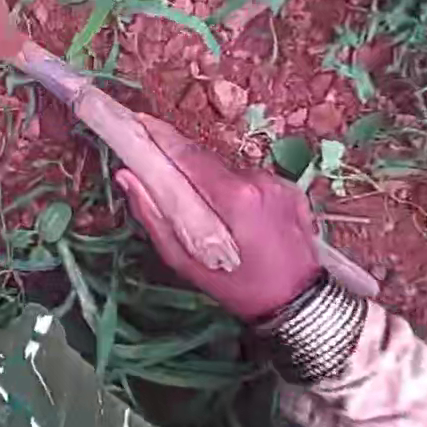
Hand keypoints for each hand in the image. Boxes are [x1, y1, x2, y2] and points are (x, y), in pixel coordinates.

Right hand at [115, 115, 326, 320]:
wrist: (300, 304)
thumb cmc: (235, 286)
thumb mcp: (183, 260)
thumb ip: (153, 215)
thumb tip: (127, 176)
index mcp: (232, 197)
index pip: (187, 155)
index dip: (160, 137)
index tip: (138, 122)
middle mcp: (257, 180)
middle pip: (205, 161)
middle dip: (180, 164)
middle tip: (158, 171)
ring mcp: (277, 182)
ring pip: (226, 171)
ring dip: (207, 182)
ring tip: (203, 211)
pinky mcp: (289, 188)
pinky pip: (247, 181)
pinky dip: (232, 191)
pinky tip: (233, 218)